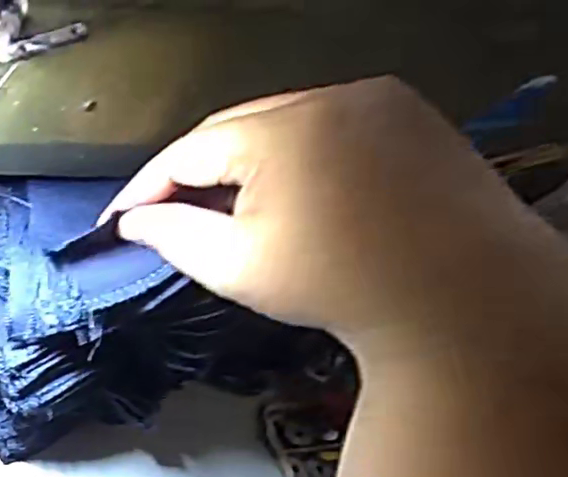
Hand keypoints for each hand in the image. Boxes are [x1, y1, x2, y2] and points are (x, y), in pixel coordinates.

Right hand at [103, 78, 567, 346]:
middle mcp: (331, 96)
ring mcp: (377, 100)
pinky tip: (262, 194)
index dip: (140, 189)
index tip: (111, 226)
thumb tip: (132, 222)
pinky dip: (275, 157)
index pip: (185, 151)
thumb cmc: (330, 280)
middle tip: (149, 217)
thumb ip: (171, 234)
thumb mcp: (231, 264)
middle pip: (228, 128)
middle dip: (180, 172)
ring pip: (272, 123)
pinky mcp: (405, 117)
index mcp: (283, 131)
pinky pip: (316, 127)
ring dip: (227, 163)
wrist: (456, 289)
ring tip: (198, 208)